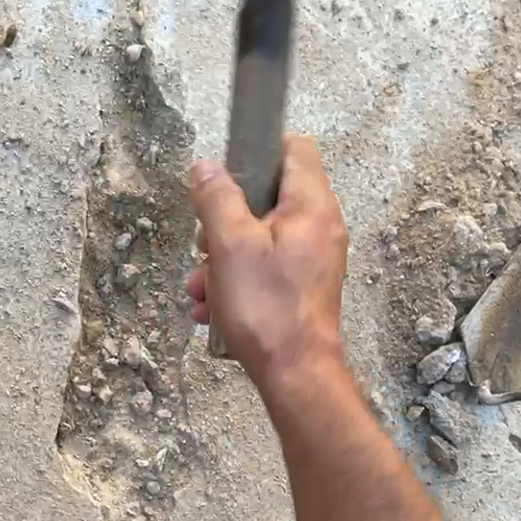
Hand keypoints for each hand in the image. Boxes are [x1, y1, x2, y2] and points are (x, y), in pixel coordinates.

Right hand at [186, 134, 349, 385]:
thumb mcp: (229, 246)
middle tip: (203, 248)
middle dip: (225, 223)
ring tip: (200, 290)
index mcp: (311, 205)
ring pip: (260, 241)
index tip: (224, 183)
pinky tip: (213, 309)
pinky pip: (265, 271)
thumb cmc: (266, 307)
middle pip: (267, 200)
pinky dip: (237, 283)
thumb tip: (206, 167)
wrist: (293, 371)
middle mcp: (320, 226)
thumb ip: (217, 200)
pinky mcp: (303, 288)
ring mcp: (313, 260)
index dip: (255, 156)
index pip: (293, 149)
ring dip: (222, 261)